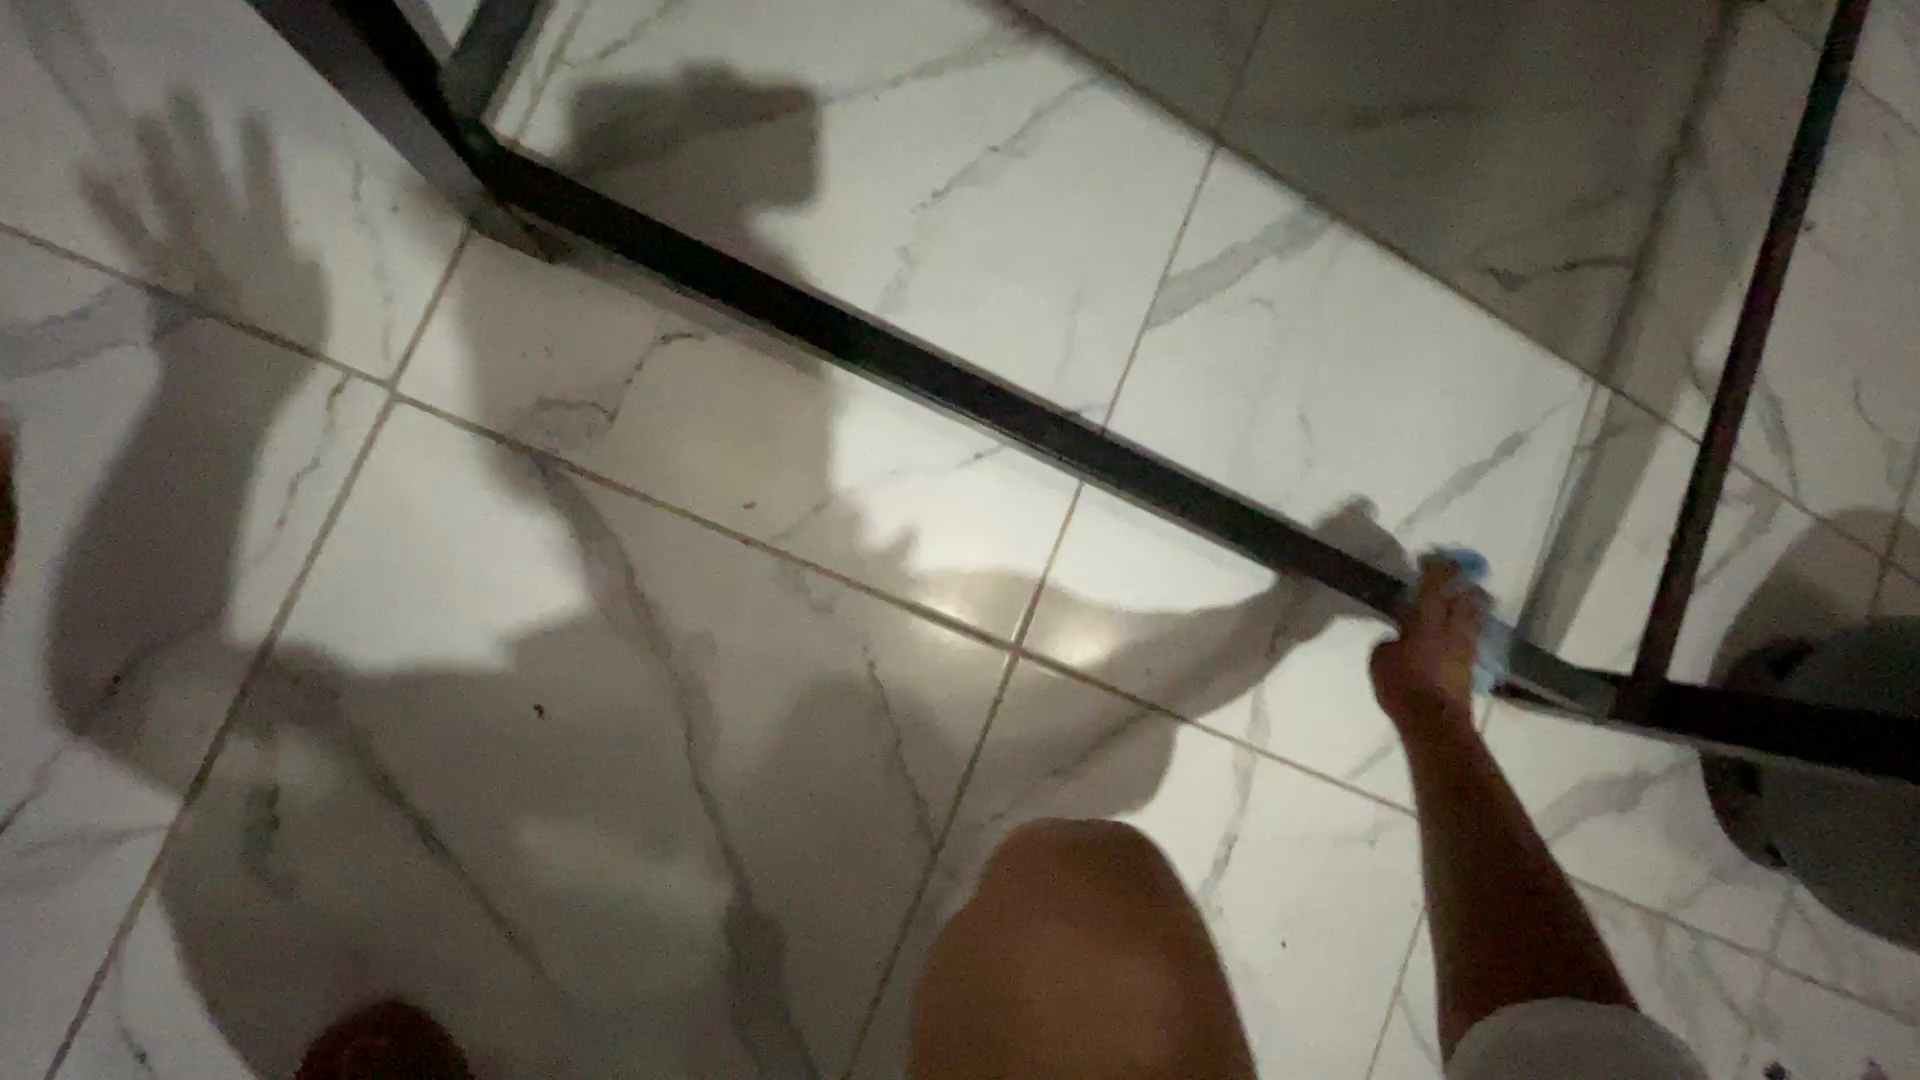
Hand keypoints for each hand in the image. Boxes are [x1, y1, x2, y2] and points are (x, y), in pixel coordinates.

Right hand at [1370, 556, 1486, 734]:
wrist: (1433, 721)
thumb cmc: (1400, 685)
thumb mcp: (1380, 658)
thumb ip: (1391, 642)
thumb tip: (1399, 638)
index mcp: (1426, 622)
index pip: (1434, 586)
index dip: (1434, 569)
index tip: (1429, 557)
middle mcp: (1452, 629)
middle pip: (1465, 596)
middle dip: (1460, 580)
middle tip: (1453, 570)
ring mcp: (1465, 646)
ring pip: (1476, 614)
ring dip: (1471, 599)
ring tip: (1465, 593)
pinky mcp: (1470, 664)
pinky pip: (1473, 633)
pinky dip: (1470, 622)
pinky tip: (1462, 624)